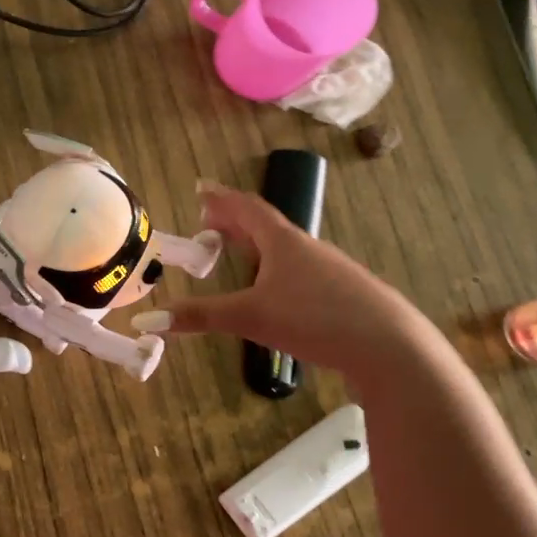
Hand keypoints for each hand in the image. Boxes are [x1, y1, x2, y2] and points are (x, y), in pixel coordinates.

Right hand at [132, 182, 433, 373]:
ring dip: (257, 246)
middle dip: (234, 222)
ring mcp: (331, 271)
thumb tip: (145, 320)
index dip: (221, 198)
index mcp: (283, 242)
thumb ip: (198, 316)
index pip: (247, 208)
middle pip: (266, 226)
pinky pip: (301, 271)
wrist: (391, 348)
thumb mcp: (249, 317)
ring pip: (285, 250)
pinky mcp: (345, 296)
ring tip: (237, 254)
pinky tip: (276, 292)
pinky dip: (277, 270)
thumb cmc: (315, 319)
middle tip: (208, 221)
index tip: (200, 188)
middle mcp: (308, 249)